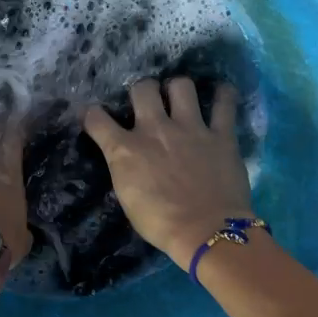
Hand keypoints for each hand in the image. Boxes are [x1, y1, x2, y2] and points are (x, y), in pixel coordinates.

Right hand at [82, 77, 253, 262]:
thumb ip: (125, 167)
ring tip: (180, 99)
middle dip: (142, 91)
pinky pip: (224, 102)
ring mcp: (190, 128)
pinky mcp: (221, 134)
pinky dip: (223, 95)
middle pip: (142, 88)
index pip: (96, 118)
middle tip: (147, 103)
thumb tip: (127, 157)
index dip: (92, 115)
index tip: (96, 117)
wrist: (205, 231)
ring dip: (177, 89)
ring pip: (181, 85)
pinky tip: (220, 95)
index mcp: (124, 150)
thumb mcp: (126, 196)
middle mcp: (154, 129)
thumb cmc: (159, 223)